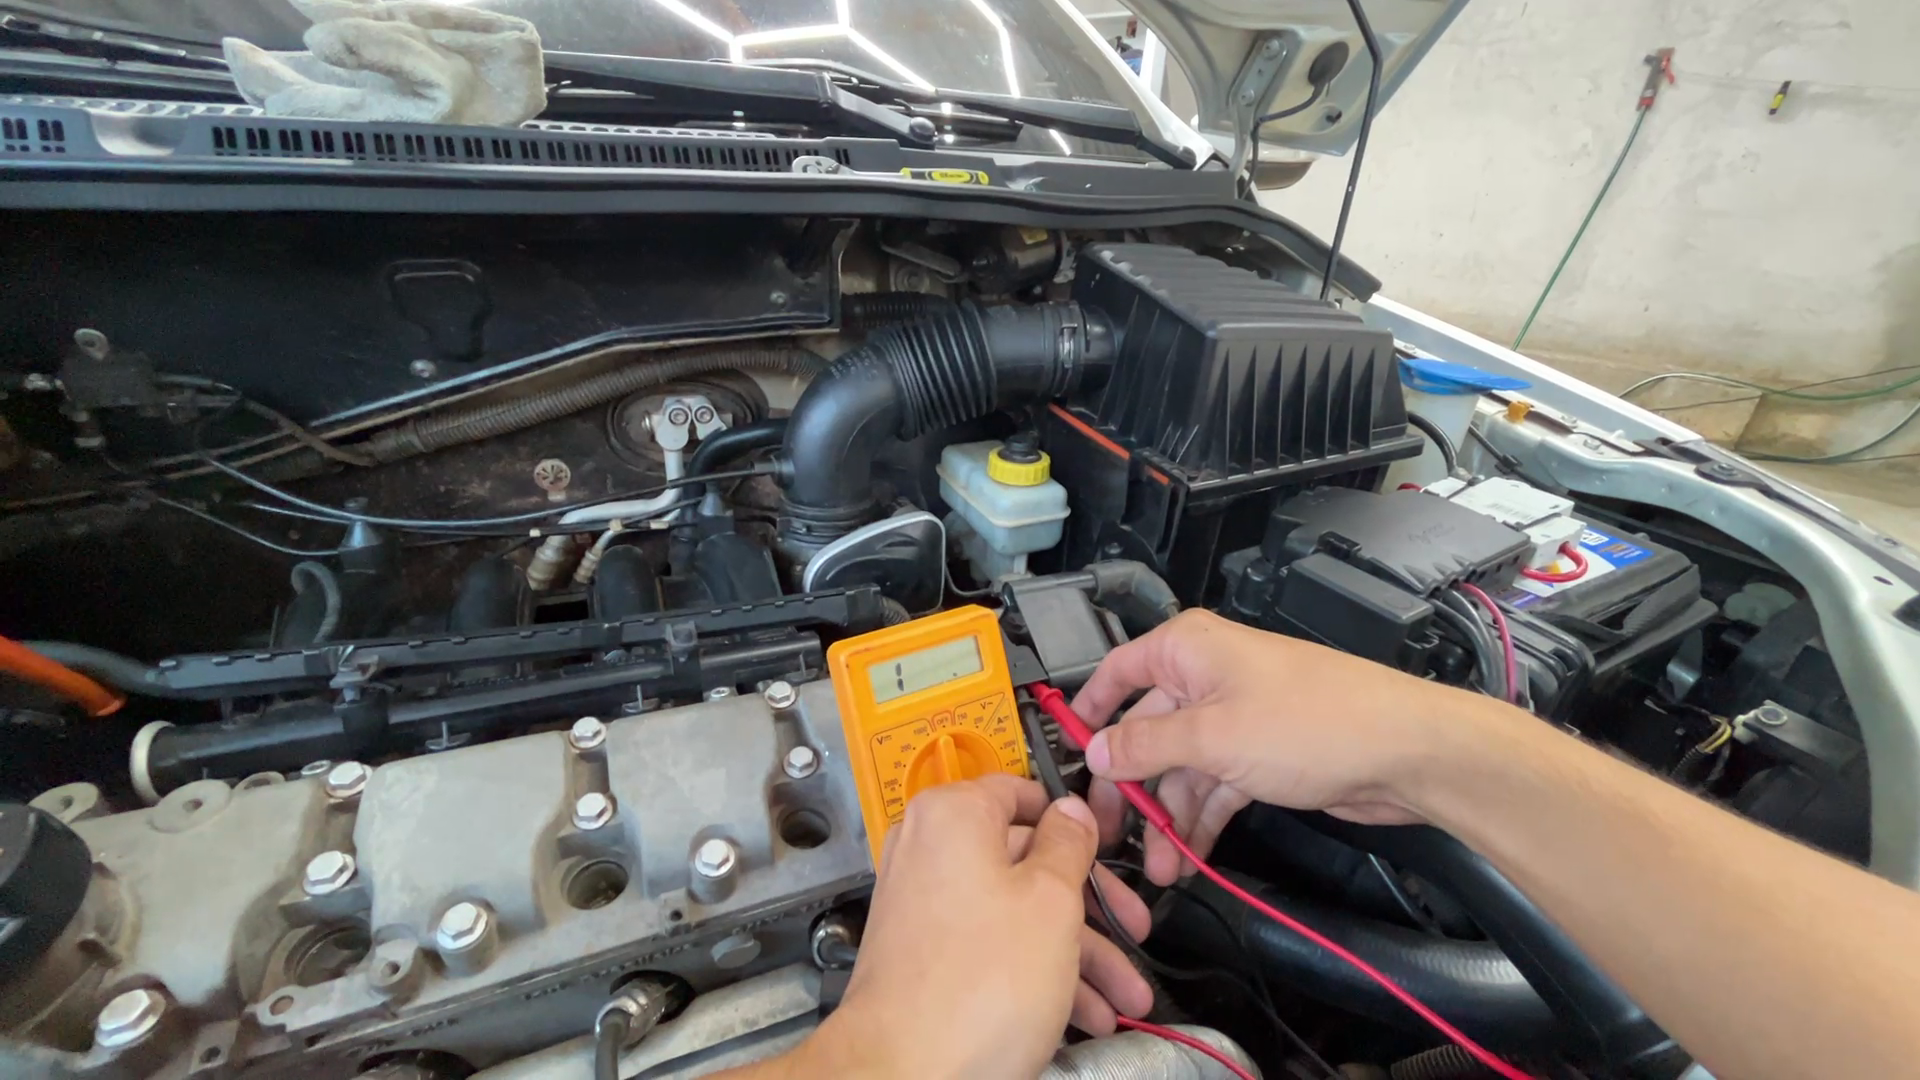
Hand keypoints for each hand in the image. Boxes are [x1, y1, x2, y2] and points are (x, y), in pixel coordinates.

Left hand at [791, 775, 1152, 1078]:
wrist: (904, 1075)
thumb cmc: (978, 984)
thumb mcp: (1050, 900)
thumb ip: (1069, 844)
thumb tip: (1074, 810)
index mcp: (953, 815)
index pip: (1021, 793)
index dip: (1072, 822)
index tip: (1106, 849)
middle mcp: (930, 848)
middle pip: (1026, 859)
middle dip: (1090, 906)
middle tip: (1133, 929)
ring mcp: (924, 902)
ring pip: (1014, 909)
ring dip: (1076, 951)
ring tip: (1123, 999)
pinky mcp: (924, 952)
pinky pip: (989, 942)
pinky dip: (1035, 968)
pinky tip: (1084, 1013)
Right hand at [1072, 610, 1509, 883]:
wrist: (1407, 753)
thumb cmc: (1312, 721)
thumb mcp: (1211, 737)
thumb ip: (1144, 746)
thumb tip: (1095, 750)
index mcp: (1186, 650)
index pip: (1117, 673)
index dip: (1088, 712)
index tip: (1069, 754)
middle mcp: (1204, 677)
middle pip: (1145, 730)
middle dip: (1129, 785)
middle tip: (1110, 831)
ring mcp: (1231, 716)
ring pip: (1178, 766)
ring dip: (1166, 815)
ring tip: (1156, 866)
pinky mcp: (1257, 752)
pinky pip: (1212, 784)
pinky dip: (1199, 818)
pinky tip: (1186, 856)